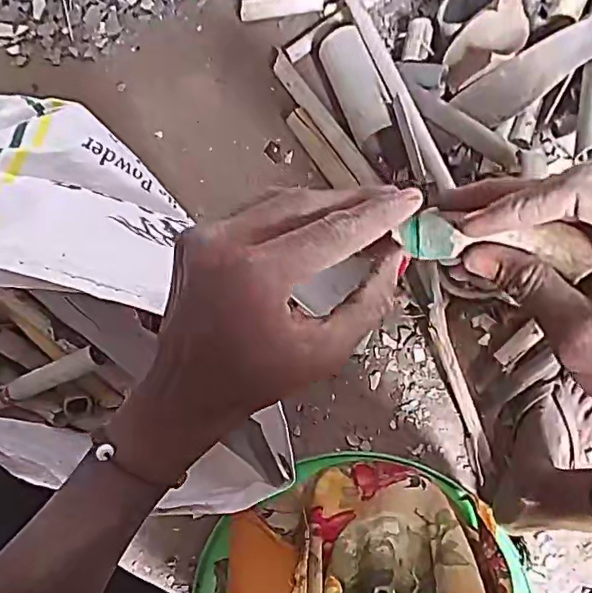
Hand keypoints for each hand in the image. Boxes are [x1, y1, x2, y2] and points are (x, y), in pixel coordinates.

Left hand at [108, 187, 422, 480]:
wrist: (186, 391)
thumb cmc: (245, 382)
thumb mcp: (323, 352)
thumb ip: (367, 303)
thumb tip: (391, 261)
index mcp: (254, 275)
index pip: (333, 231)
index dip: (378, 214)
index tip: (405, 203)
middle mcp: (223, 244)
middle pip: (305, 204)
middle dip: (354, 201)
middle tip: (390, 203)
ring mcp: (204, 236)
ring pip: (279, 201)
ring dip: (324, 204)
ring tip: (361, 211)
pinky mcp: (196, 237)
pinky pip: (254, 212)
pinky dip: (290, 214)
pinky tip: (316, 220)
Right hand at [448, 165, 591, 444]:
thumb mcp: (583, 335)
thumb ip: (531, 286)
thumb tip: (482, 256)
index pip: (584, 191)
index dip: (518, 204)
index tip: (474, 222)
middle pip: (577, 189)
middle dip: (509, 201)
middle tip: (458, 209)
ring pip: (575, 204)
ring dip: (518, 214)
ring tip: (469, 221)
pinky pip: (583, 226)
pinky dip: (539, 233)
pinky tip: (501, 236)